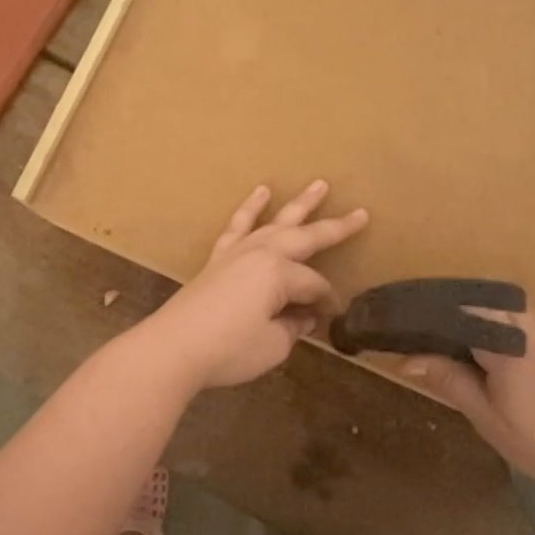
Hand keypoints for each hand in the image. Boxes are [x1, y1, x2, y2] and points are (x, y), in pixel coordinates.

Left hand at [128, 180, 367, 391]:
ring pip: (275, 221)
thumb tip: (305, 317)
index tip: (333, 318)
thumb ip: (294, 327)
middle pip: (305, 238)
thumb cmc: (228, 349)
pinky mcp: (218, 258)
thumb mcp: (273, 345)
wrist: (174, 347)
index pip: (314, 284)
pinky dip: (250, 208)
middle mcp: (261, 253)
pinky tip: (260, 192)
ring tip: (318, 184)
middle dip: (334, 228)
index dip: (327, 302)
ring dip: (298, 204)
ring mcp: (237, 251)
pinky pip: (238, 225)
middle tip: (360, 214)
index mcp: (279, 273)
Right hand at [404, 311, 534, 506]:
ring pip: (527, 321)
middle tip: (487, 377)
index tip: (439, 348)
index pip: (463, 312)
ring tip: (528, 385)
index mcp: (510, 340)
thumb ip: (451, 382)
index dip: (447, 325)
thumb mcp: (493, 422)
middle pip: (496, 314)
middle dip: (485, 338)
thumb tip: (406, 359)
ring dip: (517, 342)